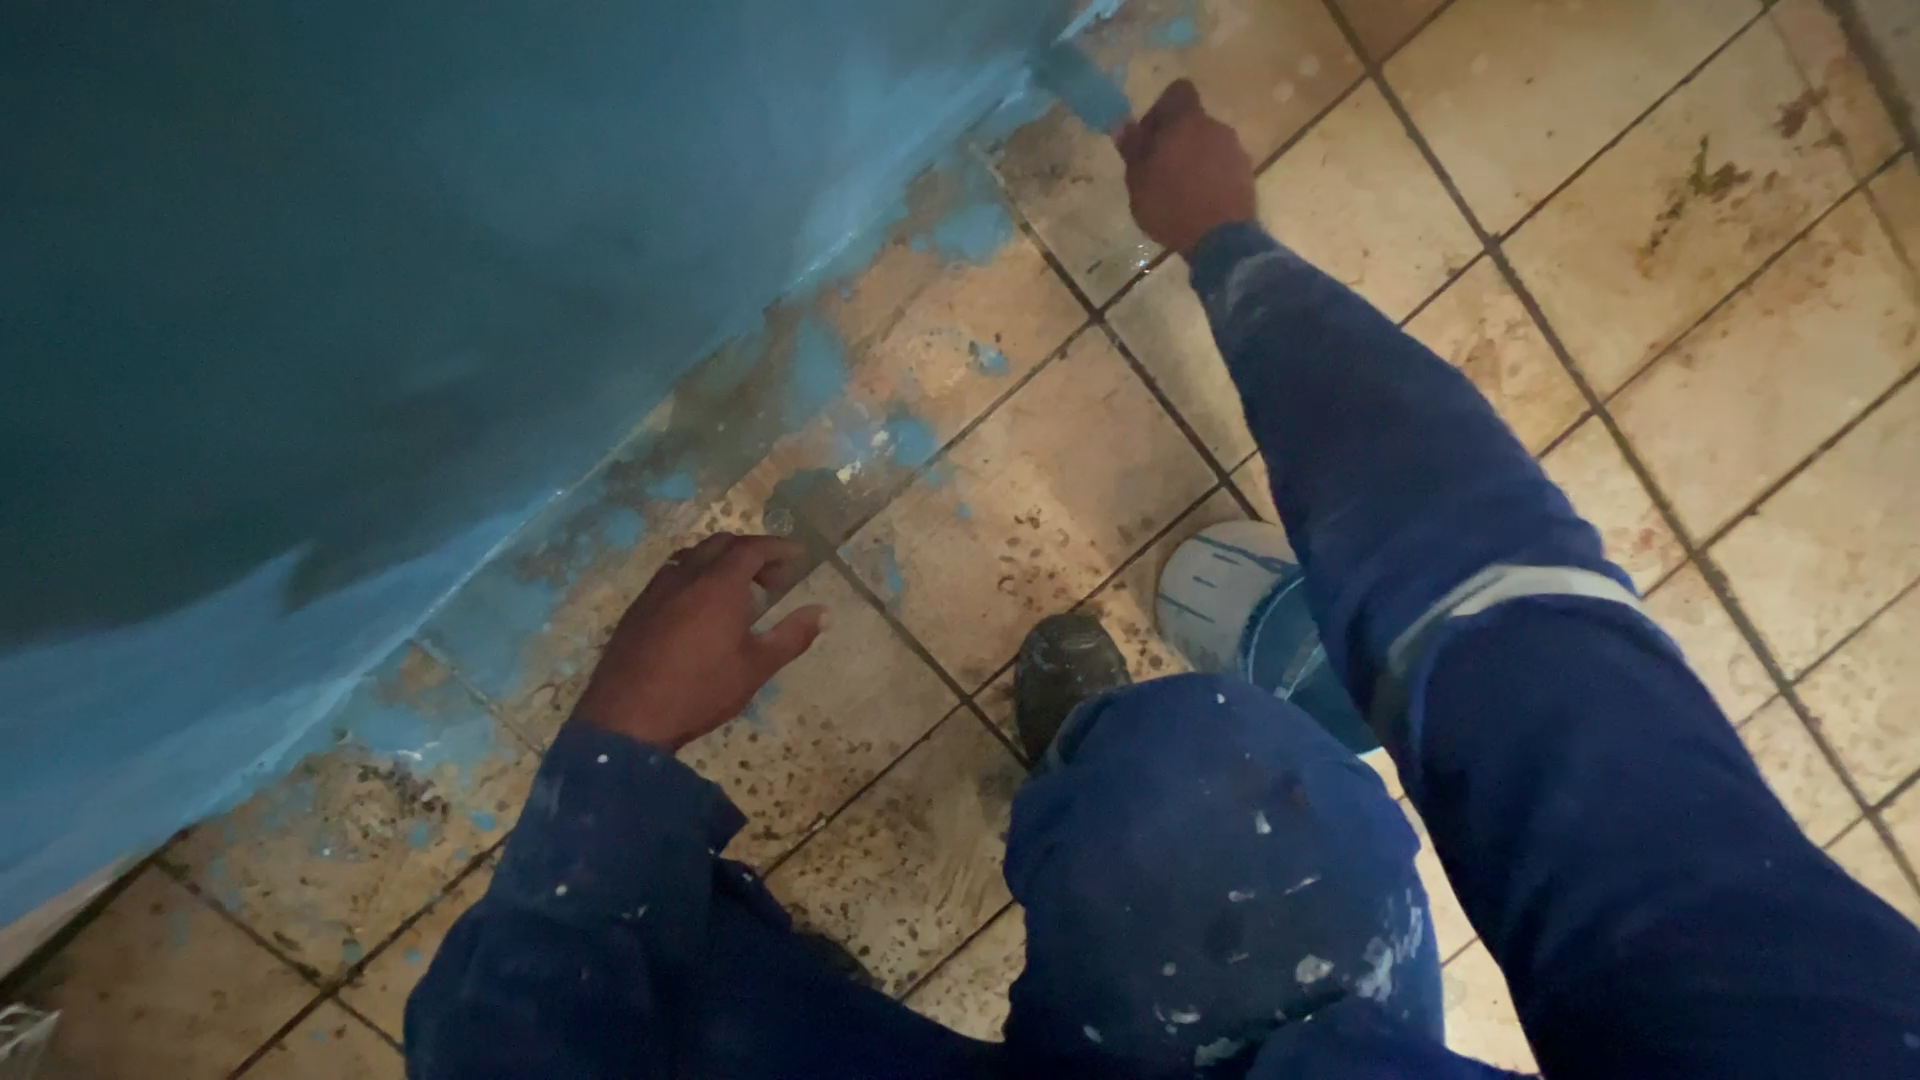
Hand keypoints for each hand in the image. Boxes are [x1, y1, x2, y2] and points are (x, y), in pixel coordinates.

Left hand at [574, 533, 827, 750]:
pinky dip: (697, 574)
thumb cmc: (700, 690)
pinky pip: (673, 573)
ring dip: (722, 560)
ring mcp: (658, 589)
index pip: (753, 548)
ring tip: (739, 589)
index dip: (779, 547)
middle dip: (753, 552)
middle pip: (723, 544)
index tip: (799, 556)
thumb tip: (824, 612)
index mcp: (720, 584)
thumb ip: (792, 635)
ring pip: (694, 555)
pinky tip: (702, 607)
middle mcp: (687, 575)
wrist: (626, 718)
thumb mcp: (756, 667)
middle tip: (773, 577)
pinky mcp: (638, 607)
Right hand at [1116, 79, 1257, 256]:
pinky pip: (1221, 166)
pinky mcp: (1245, 173)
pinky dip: (1208, 178)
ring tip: (1178, 194)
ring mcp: (1234, 149)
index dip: (1159, 111)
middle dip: (1174, 141)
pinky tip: (1197, 204)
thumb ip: (1132, 149)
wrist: (1220, 239)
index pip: (1176, 92)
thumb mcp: (1138, 182)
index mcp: (1186, 122)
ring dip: (1192, 161)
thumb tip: (1122, 124)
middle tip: (1157, 174)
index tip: (1147, 141)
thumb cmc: (1171, 206)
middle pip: (1191, 122)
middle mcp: (1215, 126)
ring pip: (1207, 145)